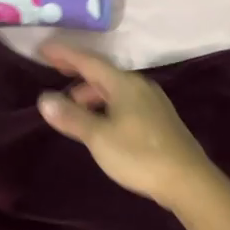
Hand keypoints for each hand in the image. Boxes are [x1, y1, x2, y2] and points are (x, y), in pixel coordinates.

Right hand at [36, 43, 215, 208]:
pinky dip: (107, 108)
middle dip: (78, 78)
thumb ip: (71, 117)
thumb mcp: (99, 137)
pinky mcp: (160, 120)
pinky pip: (126, 104)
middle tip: (56, 84)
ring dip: (93, 97)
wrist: (186, 180)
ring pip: (116, 92)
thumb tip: (45, 99)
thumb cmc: (139, 155)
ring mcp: (153, 103)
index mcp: (124, 84)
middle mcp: (140, 86)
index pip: (88, 61)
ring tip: (75, 112)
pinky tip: (102, 125)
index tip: (43, 49)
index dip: (64, 54)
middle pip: (103, 75)